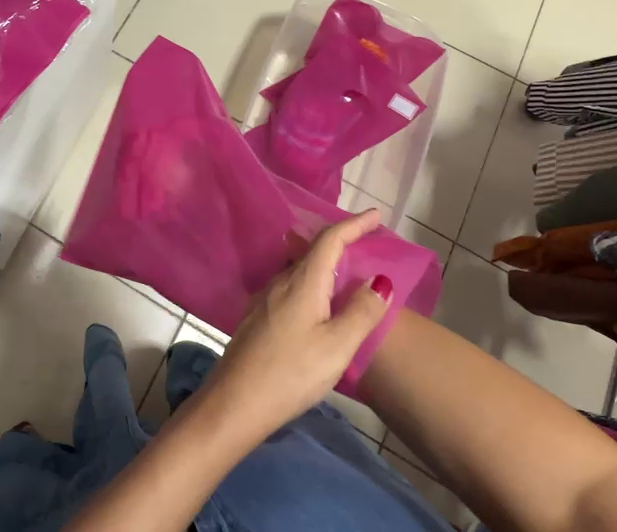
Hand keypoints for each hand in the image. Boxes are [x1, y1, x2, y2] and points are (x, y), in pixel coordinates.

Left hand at [196, 209, 393, 442]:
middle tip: (366, 241)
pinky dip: (309, 281)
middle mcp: (280, 282)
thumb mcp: (337, 346)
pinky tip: (315, 301)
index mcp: (302, 282)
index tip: (375, 215)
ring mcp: (264, 298)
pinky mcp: (257, 317)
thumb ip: (361, 312)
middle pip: (312, 250)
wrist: (235, 401)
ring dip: (323, 263)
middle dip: (340, 241)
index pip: (330, 240)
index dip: (354, 224)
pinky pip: (289, 286)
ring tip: (345, 270)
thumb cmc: (292, 372)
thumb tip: (381, 280)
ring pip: (298, 269)